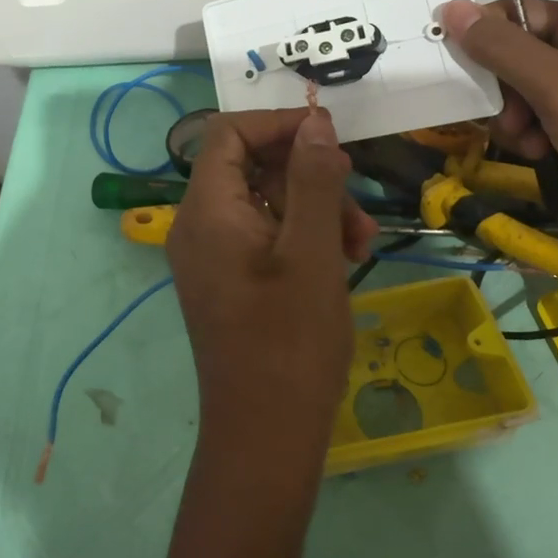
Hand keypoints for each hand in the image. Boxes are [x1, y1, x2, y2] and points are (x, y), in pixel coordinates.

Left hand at [167, 108, 374, 436]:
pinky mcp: (226, 281)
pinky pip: (261, 237)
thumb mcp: (312, 253)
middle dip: (308, 177)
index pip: (228, 133)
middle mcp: (197, 225)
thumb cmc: (290, 341)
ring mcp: (209, 255)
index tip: (330, 137)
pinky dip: (301, 238)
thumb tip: (314, 122)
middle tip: (358, 207)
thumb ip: (313, 180)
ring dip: (314, 210)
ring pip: (263, 203)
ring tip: (361, 245)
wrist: (264, 434)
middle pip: (250, 167)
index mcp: (206, 209)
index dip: (279, 125)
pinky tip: (341, 262)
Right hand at [438, 0, 557, 268]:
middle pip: (530, 17)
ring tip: (512, 128)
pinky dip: (524, 124)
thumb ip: (502, 47)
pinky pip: (538, 106)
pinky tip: (530, 150)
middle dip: (493, 47)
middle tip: (459, 69)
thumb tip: (451, 10)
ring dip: (506, 95)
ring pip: (526, 68)